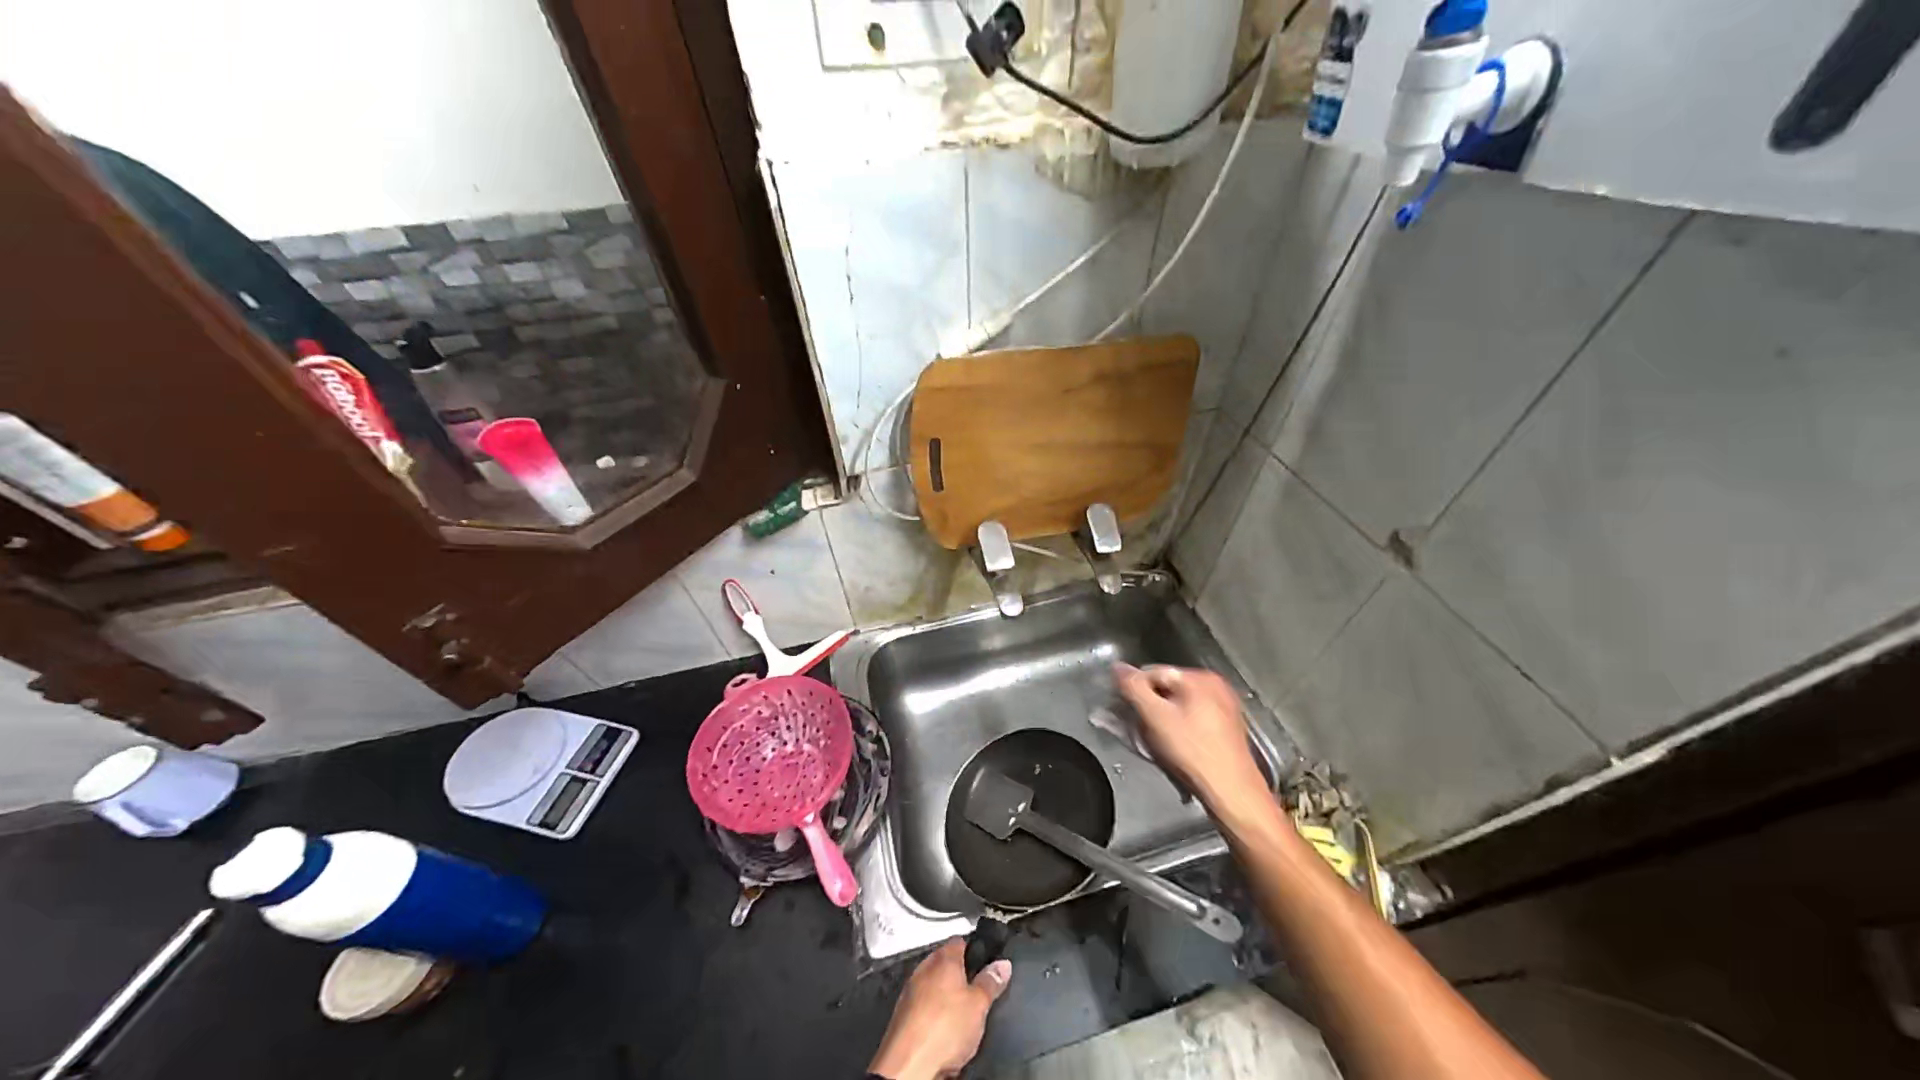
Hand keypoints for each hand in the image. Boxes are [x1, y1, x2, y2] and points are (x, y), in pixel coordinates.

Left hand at [868, 939, 1011, 1079]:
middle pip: (946, 963)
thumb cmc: (943, 1028)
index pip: (960, 941)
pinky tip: (945, 1029)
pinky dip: (935, 1013)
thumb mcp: (979, 1004)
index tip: (986, 958)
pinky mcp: (903, 1015)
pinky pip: (924, 1006)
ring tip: (963, 1014)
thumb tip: (1002, 965)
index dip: (974, 948)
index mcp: (943, 959)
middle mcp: (924, 969)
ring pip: (934, 985)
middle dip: (961, 975)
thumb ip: (991, 982)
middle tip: (978, 990)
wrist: (909, 1064)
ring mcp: (911, 991)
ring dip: (947, 995)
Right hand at [1114, 664, 1270, 817]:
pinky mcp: (1227, 727)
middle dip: (1150, 708)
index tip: (1128, 715)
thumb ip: (1133, 687)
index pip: (1151, 673)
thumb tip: (1118, 667)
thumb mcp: (1154, 716)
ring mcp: (1224, 707)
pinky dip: (1181, 730)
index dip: (1134, 694)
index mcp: (1199, 677)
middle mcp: (1215, 686)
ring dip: (1164, 721)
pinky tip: (1179, 749)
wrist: (1231, 792)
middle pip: (1166, 688)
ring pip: (1179, 705)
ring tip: (1161, 744)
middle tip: (1143, 732)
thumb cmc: (1192, 753)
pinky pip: (1194, 719)